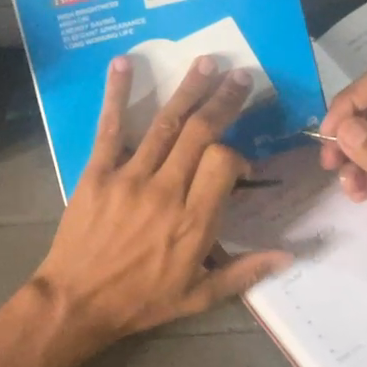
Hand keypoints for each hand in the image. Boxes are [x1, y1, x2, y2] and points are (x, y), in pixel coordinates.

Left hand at [30, 55, 292, 359]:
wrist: (77, 303)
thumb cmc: (140, 302)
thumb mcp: (199, 298)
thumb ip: (245, 272)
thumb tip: (289, 255)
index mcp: (194, 222)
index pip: (224, 163)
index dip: (236, 154)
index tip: (238, 162)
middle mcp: (165, 192)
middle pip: (200, 133)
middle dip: (223, 101)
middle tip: (240, 76)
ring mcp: (129, 178)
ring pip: (165, 124)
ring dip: (188, 90)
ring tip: (207, 63)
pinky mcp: (96, 173)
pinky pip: (110, 129)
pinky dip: (117, 95)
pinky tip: (123, 64)